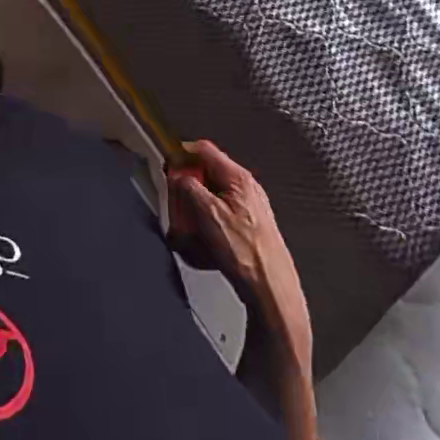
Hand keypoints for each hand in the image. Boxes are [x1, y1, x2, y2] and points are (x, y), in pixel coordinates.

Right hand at [170, 141, 301, 304]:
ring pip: (211, 197)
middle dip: (187, 189)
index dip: (182, 154)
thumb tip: (179, 177)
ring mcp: (248, 208)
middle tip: (177, 205)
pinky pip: (219, 216)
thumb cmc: (247, 255)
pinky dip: (206, 226)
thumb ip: (188, 187)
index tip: (168, 167)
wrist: (270, 290)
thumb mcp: (207, 214)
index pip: (204, 149)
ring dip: (195, 210)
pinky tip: (204, 245)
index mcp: (238, 178)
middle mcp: (246, 189)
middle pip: (206, 174)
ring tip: (190, 232)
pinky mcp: (247, 226)